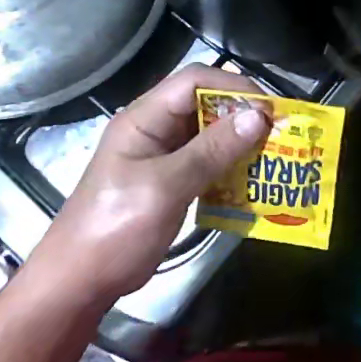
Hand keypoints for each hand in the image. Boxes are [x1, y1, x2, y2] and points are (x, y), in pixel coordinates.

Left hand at [29, 64, 269, 304]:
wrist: (79, 281)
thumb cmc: (115, 228)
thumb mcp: (166, 187)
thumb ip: (211, 151)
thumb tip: (257, 116)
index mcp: (144, 118)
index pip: (194, 80)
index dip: (234, 87)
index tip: (269, 109)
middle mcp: (155, 129)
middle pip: (205, 104)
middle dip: (243, 114)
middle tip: (281, 133)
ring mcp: (162, 156)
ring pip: (209, 134)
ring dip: (240, 142)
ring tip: (275, 155)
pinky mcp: (170, 181)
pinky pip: (206, 162)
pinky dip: (230, 166)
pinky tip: (253, 179)